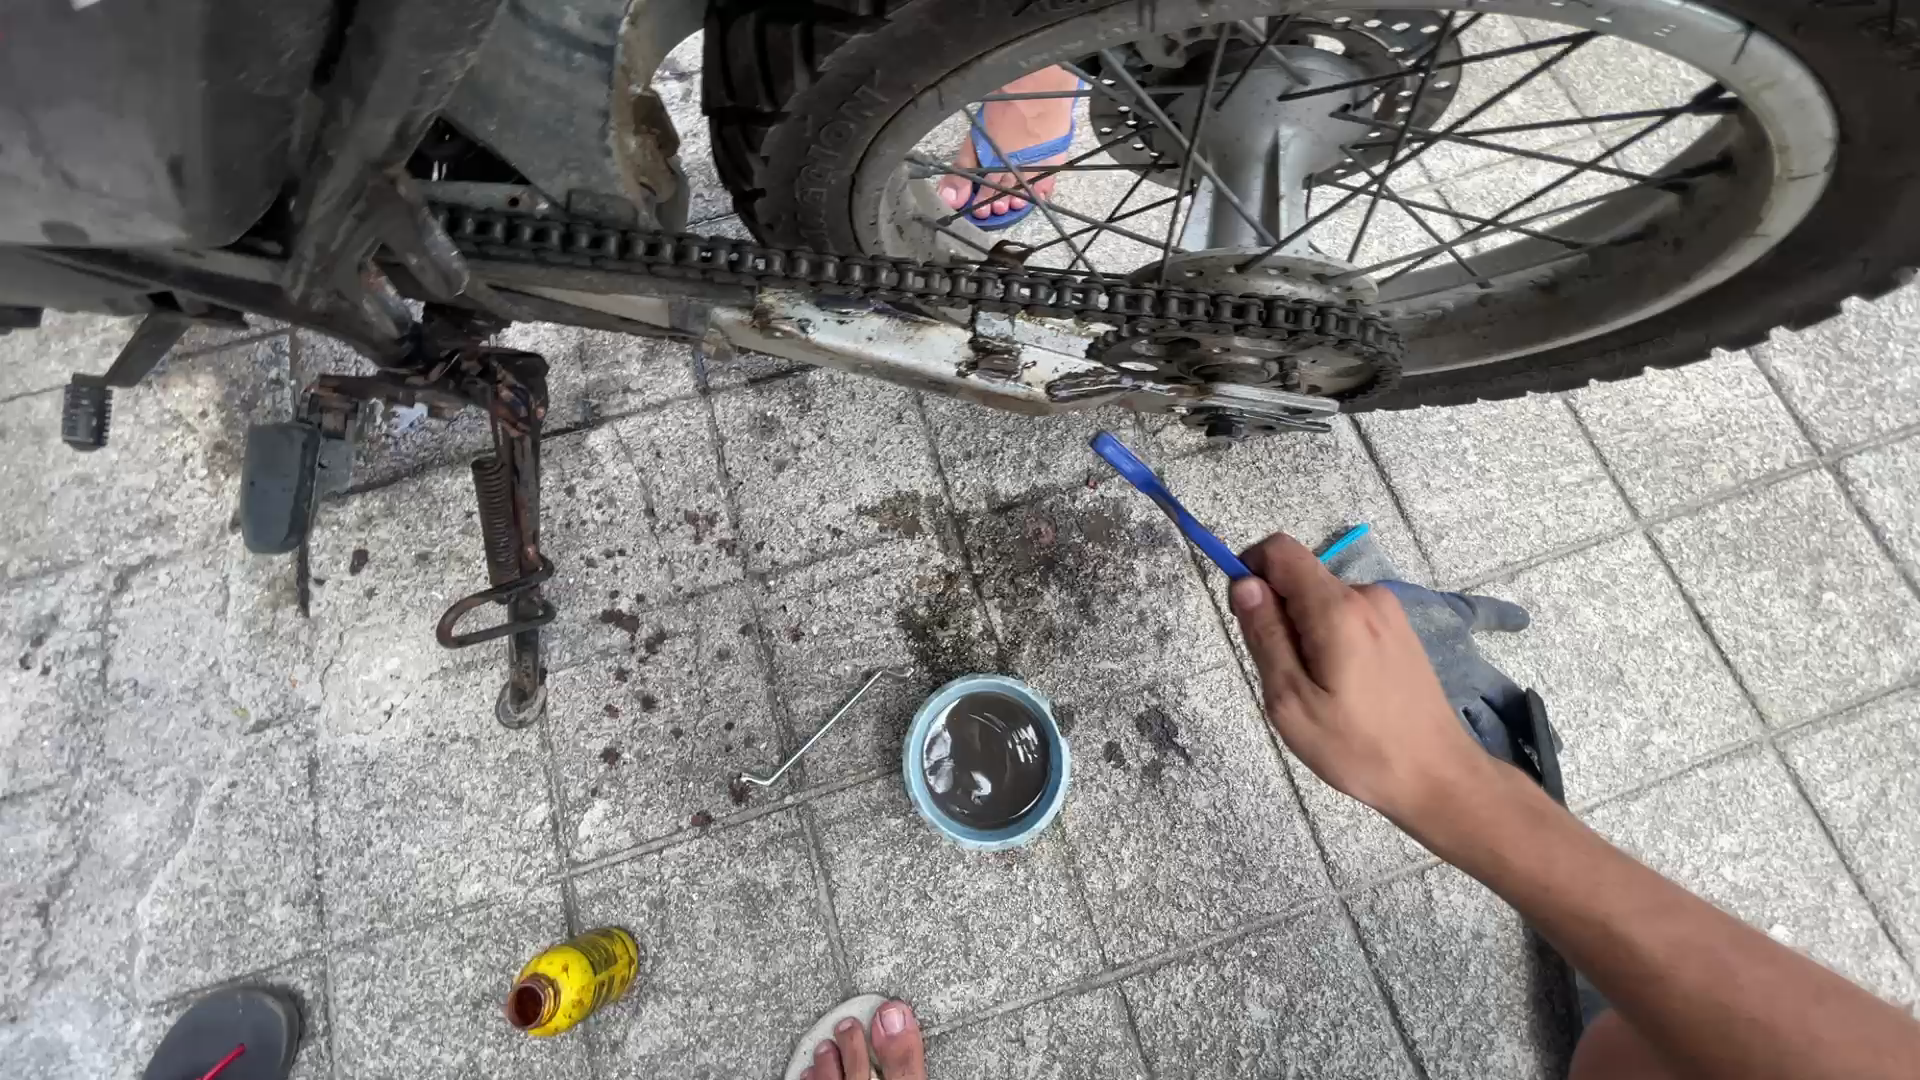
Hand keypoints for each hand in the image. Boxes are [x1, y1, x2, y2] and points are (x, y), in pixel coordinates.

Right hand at [1228, 533, 1499, 828]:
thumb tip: (1243, 583)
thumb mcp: (1289, 700)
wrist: (1440, 779)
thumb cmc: (1357, 747)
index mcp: (1337, 609)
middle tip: (1283, 674)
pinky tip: (1340, 686)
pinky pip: (1342, 614)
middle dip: (1275, 613)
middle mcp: (1366, 596)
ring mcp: (1387, 611)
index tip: (1245, 617)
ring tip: (1314, 688)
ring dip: (1300, 631)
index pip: (1279, 550)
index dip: (1249, 569)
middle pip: (1297, 577)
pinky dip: (1325, 639)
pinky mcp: (1397, 628)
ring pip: (1318, 599)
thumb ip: (1264, 635)